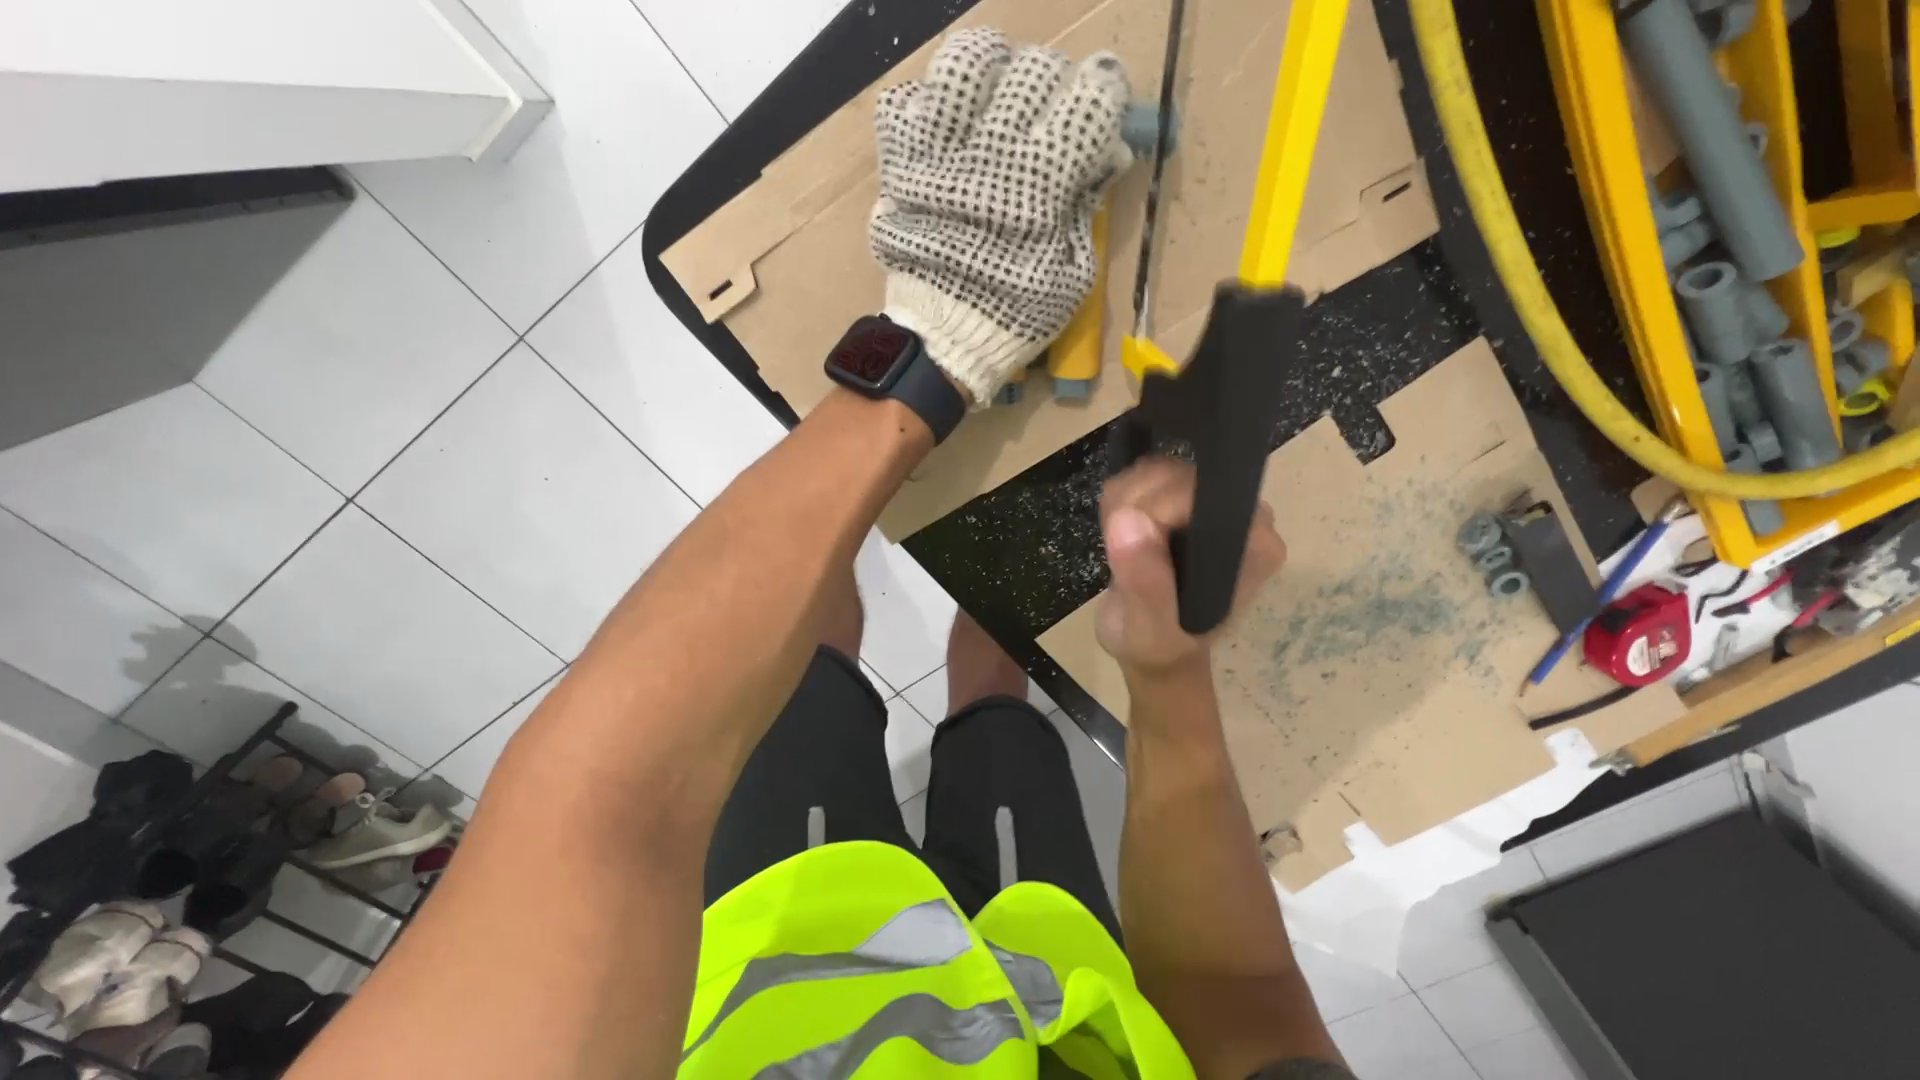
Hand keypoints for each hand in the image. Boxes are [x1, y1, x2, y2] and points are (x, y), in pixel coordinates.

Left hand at [871, 28, 1133, 405]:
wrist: (945, 337)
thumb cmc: (1017, 309)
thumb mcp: (1074, 269)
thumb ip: (1088, 204)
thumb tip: (1109, 151)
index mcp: (1044, 183)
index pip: (1088, 98)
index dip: (1103, 91)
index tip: (1103, 101)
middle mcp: (993, 155)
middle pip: (1032, 71)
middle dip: (1051, 83)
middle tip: (1050, 108)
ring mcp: (940, 154)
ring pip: (965, 66)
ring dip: (989, 72)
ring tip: (996, 97)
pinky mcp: (901, 164)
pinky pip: (905, 102)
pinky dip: (928, 104)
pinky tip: (946, 125)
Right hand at [1096, 459, 1286, 678]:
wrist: (1153, 651)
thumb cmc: (1156, 646)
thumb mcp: (1148, 630)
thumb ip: (1145, 583)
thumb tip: (1128, 521)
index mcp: (1254, 543)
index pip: (1200, 491)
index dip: (1155, 509)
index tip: (1130, 548)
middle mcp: (1246, 516)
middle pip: (1176, 475)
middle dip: (1135, 507)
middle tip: (1122, 555)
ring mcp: (1217, 504)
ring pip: (1157, 469)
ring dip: (1123, 503)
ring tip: (1122, 549)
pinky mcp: (1190, 498)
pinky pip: (1147, 473)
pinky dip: (1121, 498)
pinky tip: (1123, 534)